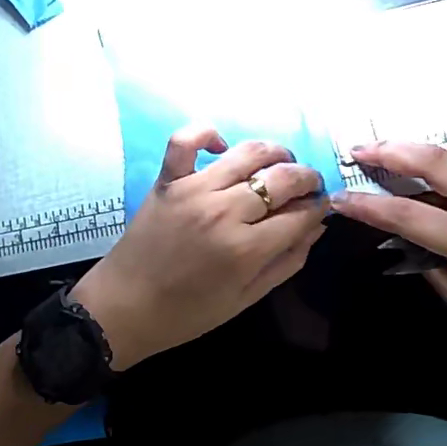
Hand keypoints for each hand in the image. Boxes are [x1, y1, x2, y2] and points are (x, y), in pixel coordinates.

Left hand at [72, 126, 327, 368]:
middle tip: (308, 186)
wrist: (125, 307)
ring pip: (249, 152)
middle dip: (308, 178)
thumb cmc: (189, 312)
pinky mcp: (168, 179)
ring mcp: (194, 189)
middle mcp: (224, 211)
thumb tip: (318, 226)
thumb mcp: (247, 298)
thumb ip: (288, 261)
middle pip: (283, 178)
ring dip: (276, 153)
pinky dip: (207, 133)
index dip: (319, 208)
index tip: (321, 207)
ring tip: (281, 164)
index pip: (301, 214)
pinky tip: (222, 145)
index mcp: (246, 249)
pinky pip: (187, 139)